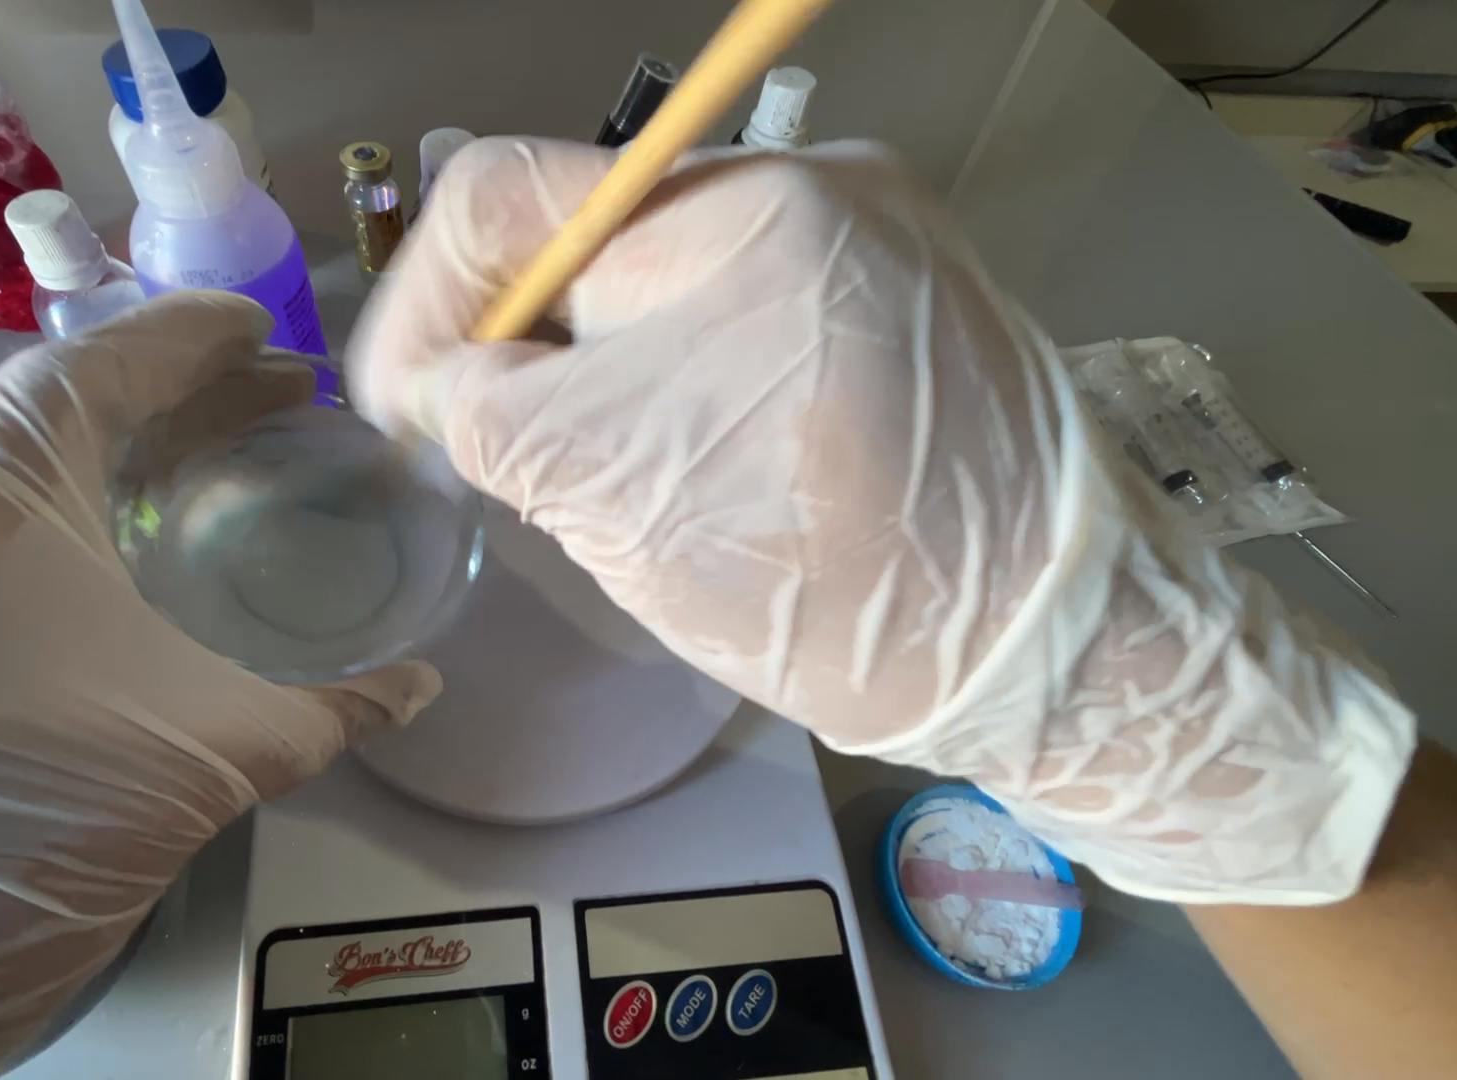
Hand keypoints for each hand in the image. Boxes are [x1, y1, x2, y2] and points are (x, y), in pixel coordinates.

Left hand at [0, 292, 439, 1078]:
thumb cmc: (18, 836)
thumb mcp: (203, 757)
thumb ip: (328, 711)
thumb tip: (422, 686)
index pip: (85, 373)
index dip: (178, 335)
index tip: (258, 325)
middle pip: (67, 413)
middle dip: (184, 392)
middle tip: (283, 391)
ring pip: (30, 470)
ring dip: (134, 448)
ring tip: (232, 448)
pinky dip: (84, 505)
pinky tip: (143, 536)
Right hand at [350, 136, 1413, 904]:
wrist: (1053, 650)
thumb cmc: (844, 591)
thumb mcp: (634, 509)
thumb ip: (502, 422)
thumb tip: (441, 384)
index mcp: (738, 221)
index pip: (511, 199)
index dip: (426, 298)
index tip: (403, 401)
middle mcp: (801, 195)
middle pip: (581, 252)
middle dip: (522, 363)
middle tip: (513, 464)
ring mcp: (848, 245)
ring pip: (644, 301)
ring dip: (597, 390)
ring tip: (626, 486)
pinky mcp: (874, 307)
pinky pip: (716, 330)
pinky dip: (665, 396)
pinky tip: (697, 470)